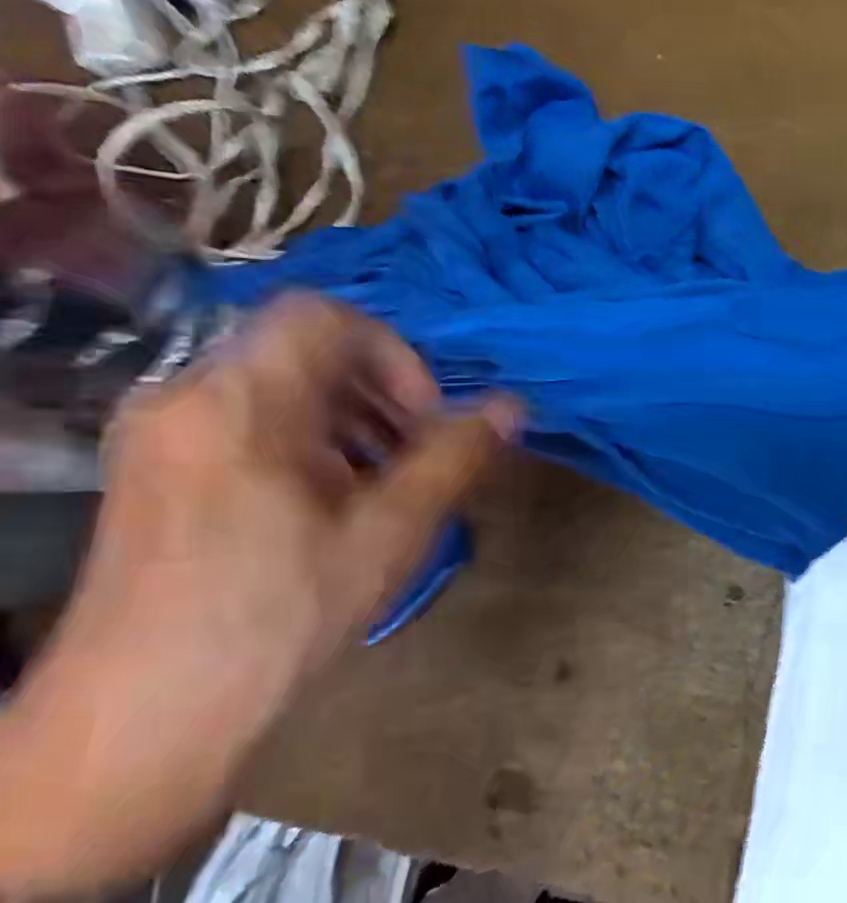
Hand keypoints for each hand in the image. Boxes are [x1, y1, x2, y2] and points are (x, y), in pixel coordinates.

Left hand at [92, 292, 518, 671]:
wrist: (141, 719)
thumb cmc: (279, 611)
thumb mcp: (392, 527)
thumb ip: (457, 453)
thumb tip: (514, 404)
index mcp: (239, 403)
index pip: (326, 318)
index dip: (394, 354)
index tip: (423, 418)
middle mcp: (185, 401)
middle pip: (306, 351)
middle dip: (382, 393)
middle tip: (418, 455)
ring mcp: (162, 437)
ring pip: (281, 387)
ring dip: (353, 418)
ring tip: (384, 484)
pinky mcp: (156, 472)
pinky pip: (249, 421)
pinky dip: (311, 440)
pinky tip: (335, 502)